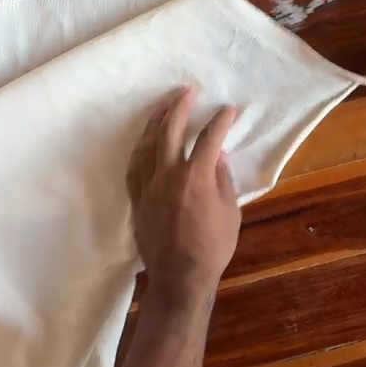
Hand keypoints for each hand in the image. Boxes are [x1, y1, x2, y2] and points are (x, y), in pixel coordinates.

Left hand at [127, 87, 240, 305]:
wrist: (180, 276)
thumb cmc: (213, 247)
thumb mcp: (231, 213)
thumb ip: (223, 180)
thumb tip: (219, 157)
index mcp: (196, 176)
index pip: (210, 137)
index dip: (221, 121)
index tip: (229, 110)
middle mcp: (169, 173)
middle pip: (171, 128)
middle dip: (180, 105)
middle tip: (189, 90)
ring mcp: (148, 185)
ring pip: (148, 142)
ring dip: (157, 119)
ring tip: (165, 105)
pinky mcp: (137, 197)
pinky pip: (135, 164)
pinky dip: (142, 147)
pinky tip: (146, 139)